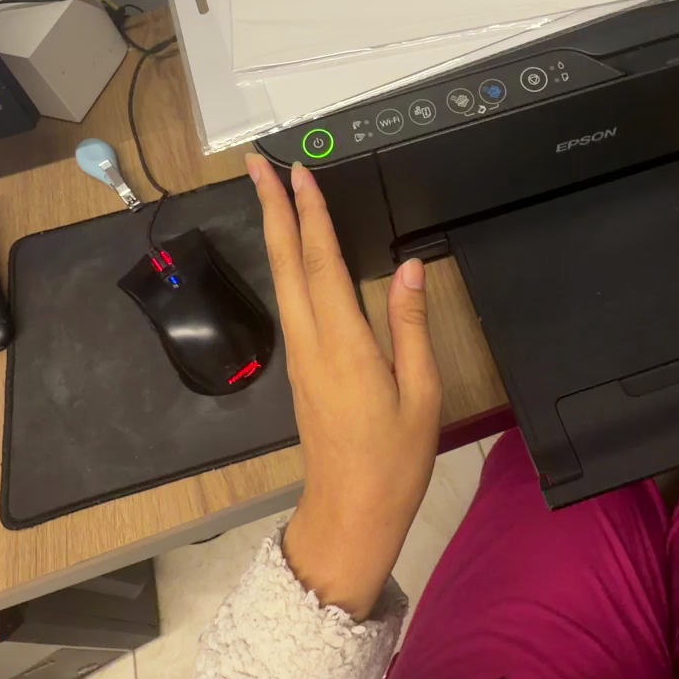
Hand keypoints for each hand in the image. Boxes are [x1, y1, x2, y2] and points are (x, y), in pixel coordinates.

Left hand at [246, 154, 440, 618]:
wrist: (349, 513)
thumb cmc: (393, 459)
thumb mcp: (420, 392)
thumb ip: (411, 324)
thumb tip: (412, 267)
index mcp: (343, 344)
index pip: (321, 262)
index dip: (310, 213)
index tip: (299, 173)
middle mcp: (310, 341)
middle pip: (285, 261)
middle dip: (271, 208)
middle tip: (257, 164)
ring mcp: (298, 354)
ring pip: (282, 278)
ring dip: (276, 230)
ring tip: (272, 193)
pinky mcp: (298, 365)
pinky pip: (290, 300)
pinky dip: (287, 261)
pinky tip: (294, 250)